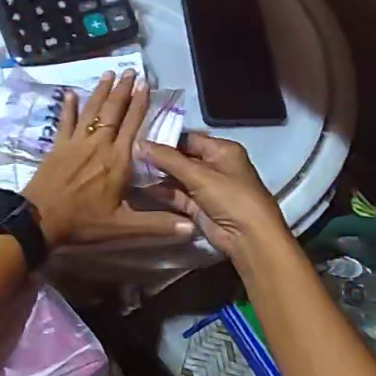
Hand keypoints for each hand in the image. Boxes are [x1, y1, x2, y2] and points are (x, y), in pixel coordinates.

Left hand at [21, 71, 194, 247]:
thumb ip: (157, 225)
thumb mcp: (123, 227)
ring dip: (101, 91)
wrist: (39, 220)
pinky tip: (70, 93)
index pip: (133, 125)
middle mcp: (98, 144)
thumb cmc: (83, 222)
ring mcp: (75, 143)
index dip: (140, 103)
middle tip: (130, 71)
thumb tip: (191, 228)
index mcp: (118, 160)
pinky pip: (64, 122)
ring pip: (91, 111)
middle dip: (123, 89)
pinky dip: (68, 107)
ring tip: (108, 73)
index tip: (146, 84)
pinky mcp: (57, 147)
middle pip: (113, 111)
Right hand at [140, 133, 292, 262]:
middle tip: (128, 154)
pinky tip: (137, 187)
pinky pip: (174, 195)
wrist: (248, 237)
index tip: (137, 138)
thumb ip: (167, 159)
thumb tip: (138, 144)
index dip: (164, 139)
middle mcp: (213, 165)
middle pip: (179, 158)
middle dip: (156, 158)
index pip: (187, 138)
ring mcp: (204, 187)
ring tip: (127, 169)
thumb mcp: (199, 174)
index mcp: (221, 150)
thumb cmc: (230, 197)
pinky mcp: (196, 206)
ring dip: (156, 175)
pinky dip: (159, 192)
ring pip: (175, 177)